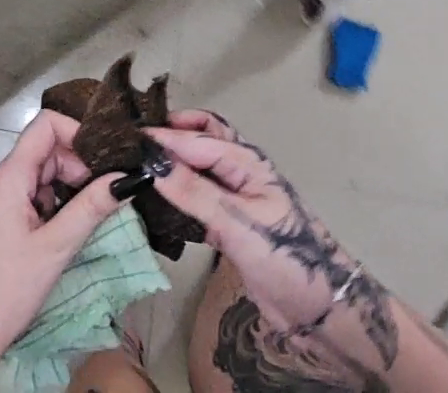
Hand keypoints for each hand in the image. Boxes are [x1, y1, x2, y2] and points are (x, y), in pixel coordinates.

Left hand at [0, 111, 129, 392]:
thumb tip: (126, 178)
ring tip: (74, 227)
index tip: (104, 162)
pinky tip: (50, 236)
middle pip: (41, 152)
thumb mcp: (55, 248)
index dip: (78, 134)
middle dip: (74, 171)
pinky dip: (41, 205)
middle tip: (98, 204)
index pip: (45, 125)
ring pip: (31, 175)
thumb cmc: (6, 290)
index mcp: (6, 175)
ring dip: (59, 191)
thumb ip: (91, 208)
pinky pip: (18, 194)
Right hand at [145, 111, 399, 370]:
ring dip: (172, 167)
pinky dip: (176, 200)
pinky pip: (196, 203)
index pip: (197, 138)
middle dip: (172, 135)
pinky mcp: (229, 227)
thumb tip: (151, 163)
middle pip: (202, 140)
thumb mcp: (238, 223)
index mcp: (247, 162)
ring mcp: (234, 200)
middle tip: (135, 143)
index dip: (164, 136)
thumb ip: (194, 192)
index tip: (126, 139)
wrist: (321, 311)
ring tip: (136, 170)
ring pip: (197, 171)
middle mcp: (239, 173)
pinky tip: (153, 208)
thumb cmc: (286, 258)